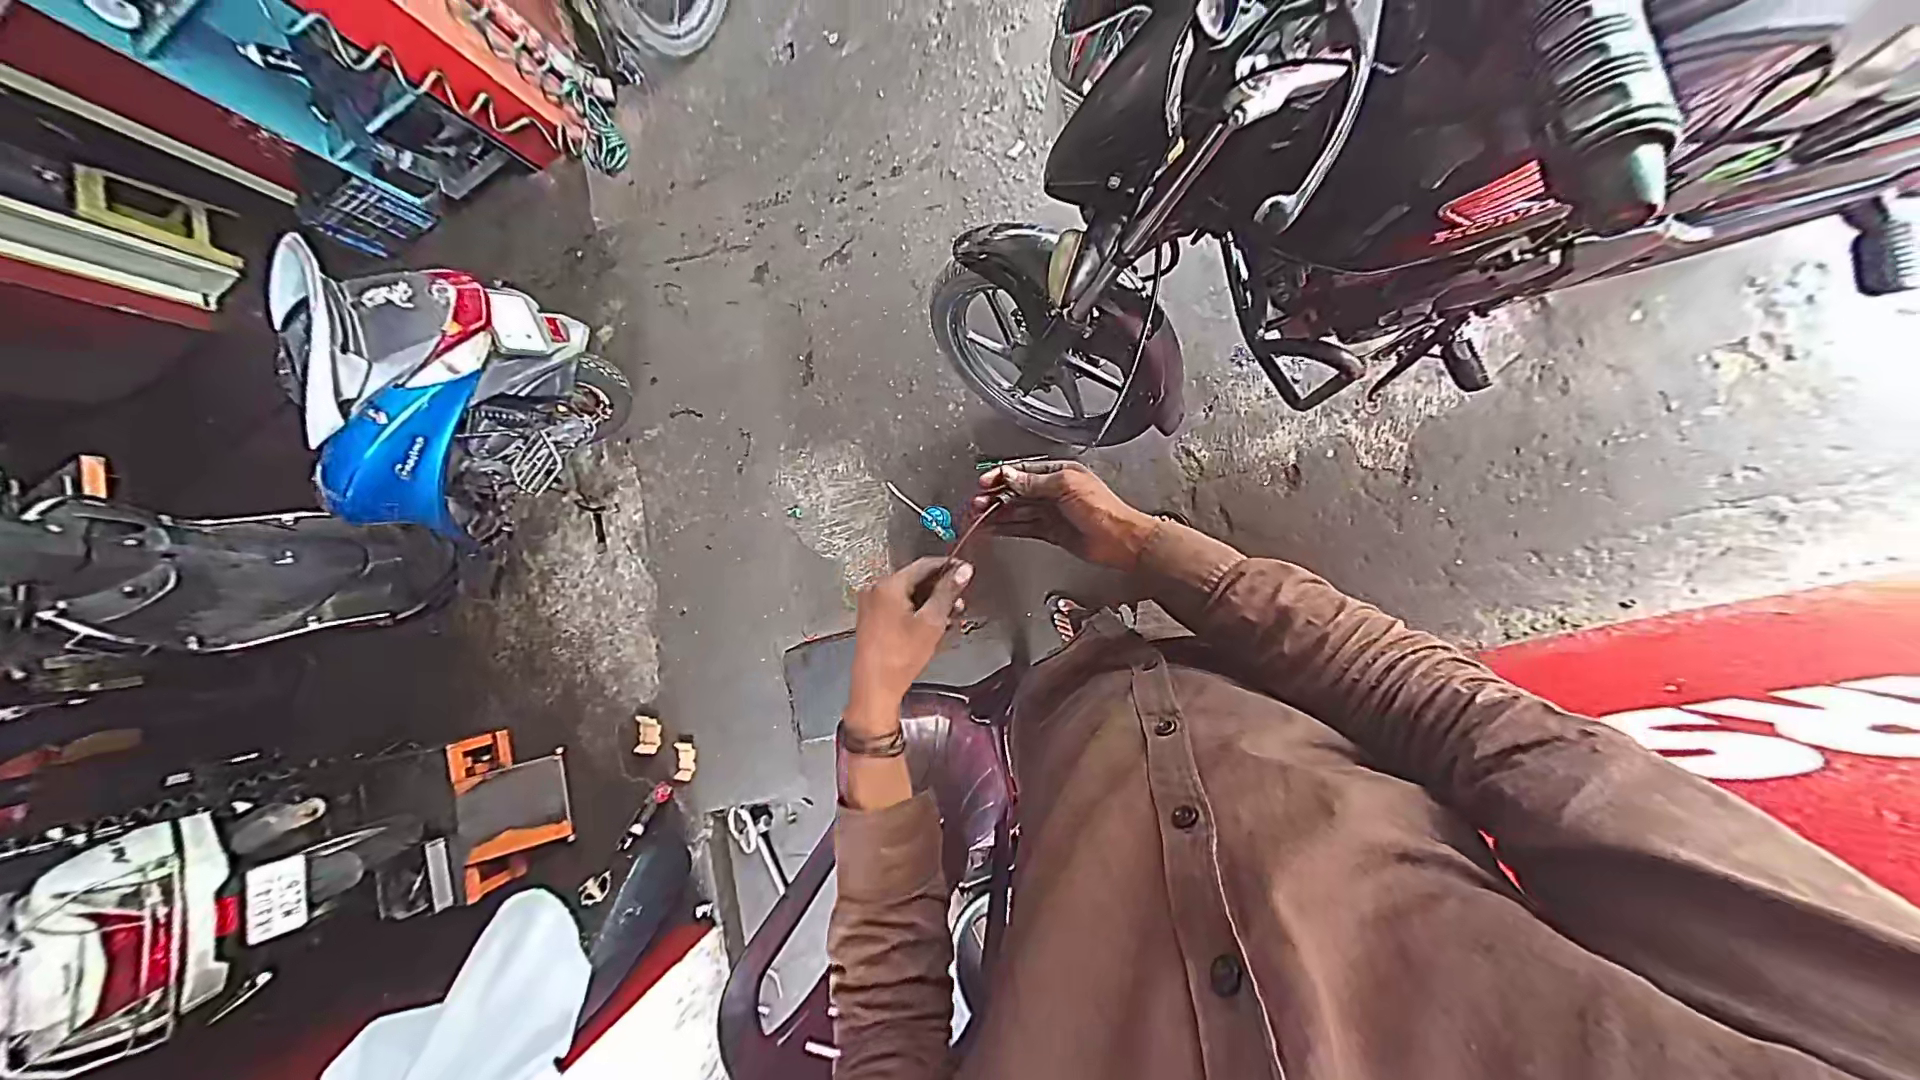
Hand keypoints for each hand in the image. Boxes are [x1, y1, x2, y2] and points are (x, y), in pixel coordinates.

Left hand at [847, 557, 972, 731]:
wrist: (876, 686)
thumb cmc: (899, 657)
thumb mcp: (932, 621)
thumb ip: (948, 592)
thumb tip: (962, 572)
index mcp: (888, 585)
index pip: (924, 564)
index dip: (948, 566)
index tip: (964, 571)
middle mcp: (876, 590)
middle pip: (916, 579)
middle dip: (941, 589)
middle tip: (960, 598)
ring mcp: (873, 605)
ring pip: (909, 594)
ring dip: (931, 602)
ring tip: (950, 615)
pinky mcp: (873, 619)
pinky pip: (900, 606)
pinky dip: (917, 611)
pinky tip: (932, 624)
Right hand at [971, 461, 1157, 569]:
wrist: (1120, 540)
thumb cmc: (1103, 510)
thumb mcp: (1065, 487)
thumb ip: (1034, 483)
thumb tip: (1010, 475)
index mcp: (1060, 473)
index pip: (1023, 471)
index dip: (1002, 476)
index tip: (984, 482)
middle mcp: (1054, 491)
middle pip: (1017, 491)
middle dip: (995, 496)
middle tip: (977, 502)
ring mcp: (1051, 512)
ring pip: (1017, 510)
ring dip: (997, 512)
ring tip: (978, 515)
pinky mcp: (1051, 531)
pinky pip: (1023, 527)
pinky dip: (1007, 527)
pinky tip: (994, 527)